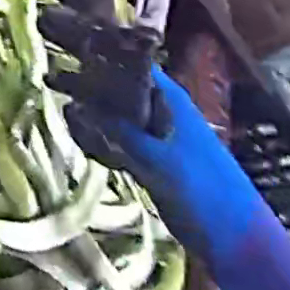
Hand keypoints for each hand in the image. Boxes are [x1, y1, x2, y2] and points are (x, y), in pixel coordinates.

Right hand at [64, 65, 265, 264]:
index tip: (67, 50)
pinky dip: (100, 136)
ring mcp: (155, 133)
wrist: (236, 239)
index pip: (128, 62)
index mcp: (167, 96)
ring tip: (60, 105)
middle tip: (53, 80)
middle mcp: (159, 107)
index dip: (99, 54)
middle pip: (118, 86)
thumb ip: (117, 131)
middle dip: (89, 83)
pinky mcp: (150, 158)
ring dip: (91, 110)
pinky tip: (79, 137)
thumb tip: (75, 107)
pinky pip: (117, 138)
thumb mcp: (155, 157)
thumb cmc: (202, 187)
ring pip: (115, 112)